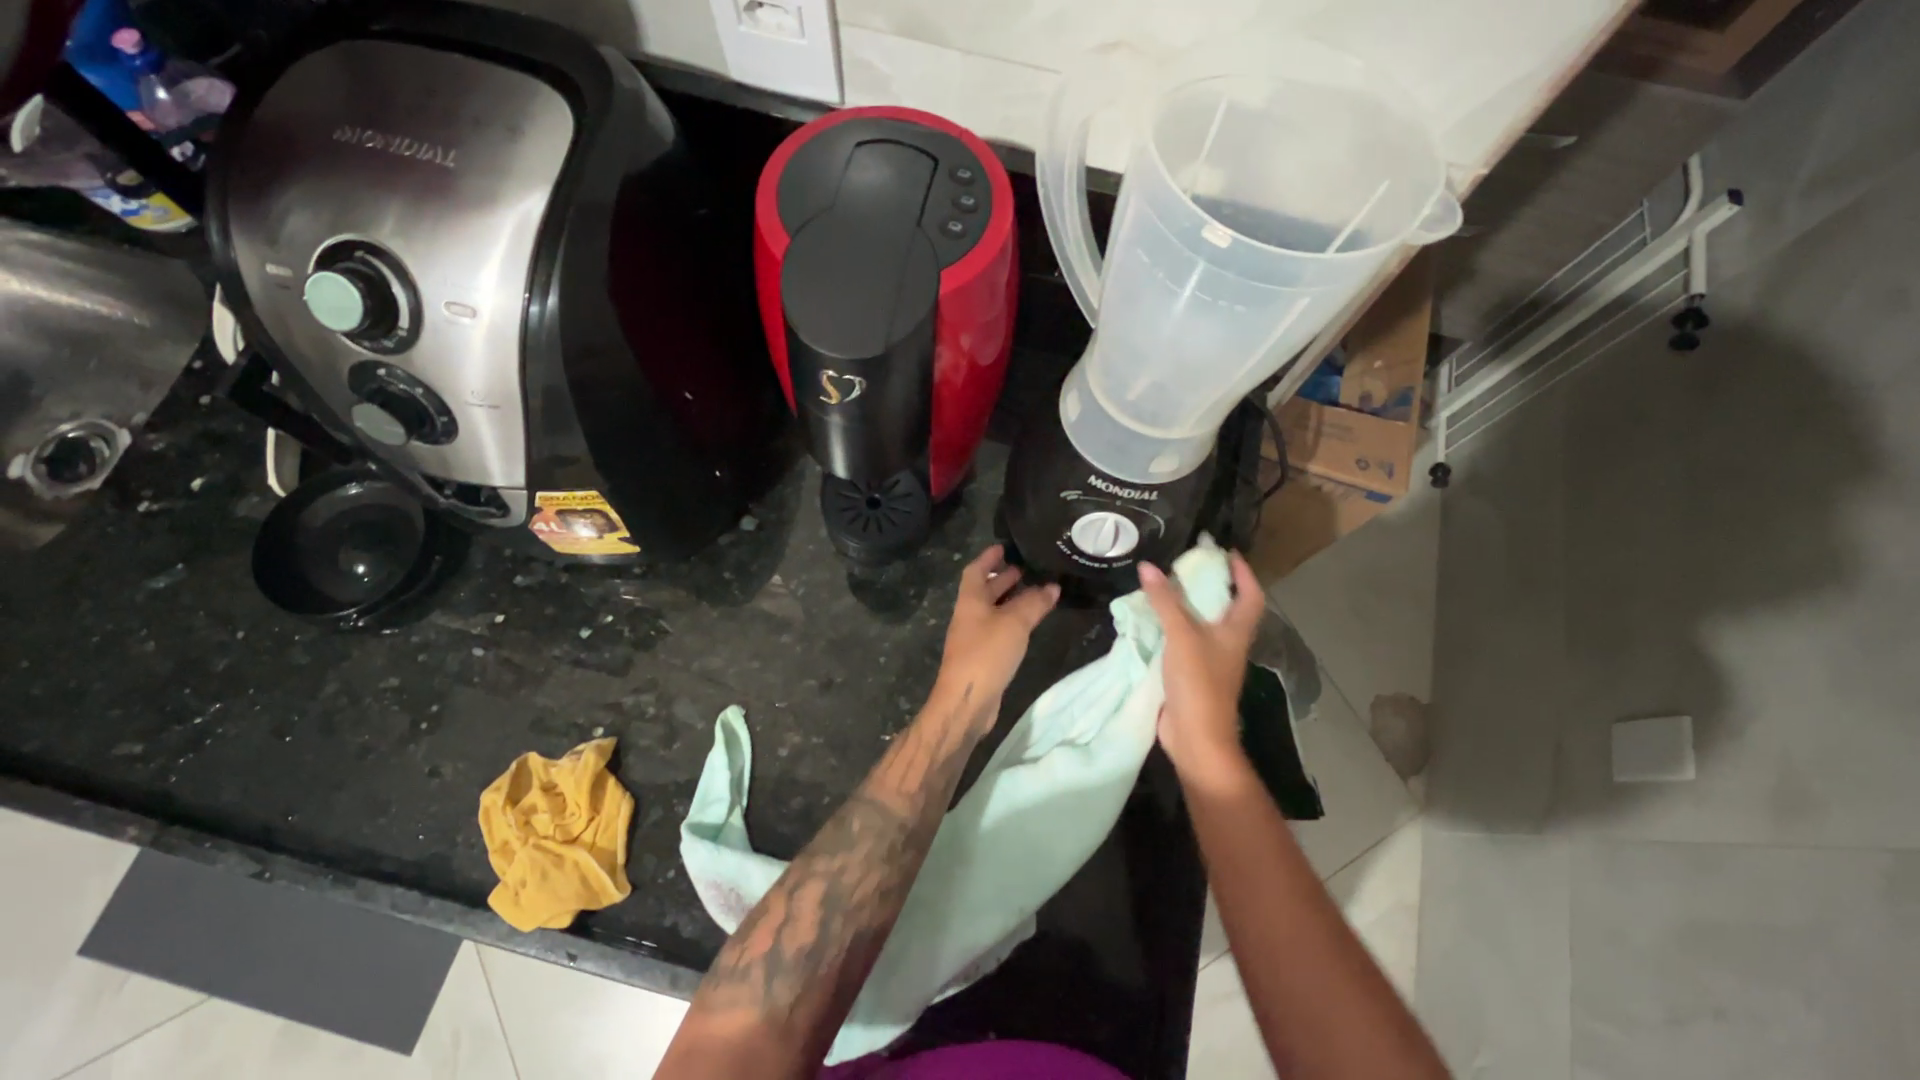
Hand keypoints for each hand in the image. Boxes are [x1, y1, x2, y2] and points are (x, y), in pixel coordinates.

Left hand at [933, 545, 1059, 732]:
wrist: (967, 701)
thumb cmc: (986, 653)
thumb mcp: (1014, 623)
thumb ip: (1033, 603)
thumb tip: (1052, 586)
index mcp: (970, 601)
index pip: (976, 571)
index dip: (988, 558)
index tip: (1005, 547)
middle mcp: (969, 616)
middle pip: (985, 591)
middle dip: (1004, 579)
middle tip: (1029, 569)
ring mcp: (975, 639)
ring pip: (994, 612)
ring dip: (1012, 601)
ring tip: (1037, 593)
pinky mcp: (983, 658)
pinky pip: (1000, 632)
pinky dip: (1014, 623)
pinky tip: (1030, 625)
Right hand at [1138, 552, 1264, 787]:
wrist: (1195, 735)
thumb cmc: (1199, 681)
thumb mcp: (1181, 635)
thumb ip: (1165, 601)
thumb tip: (1147, 567)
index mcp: (1237, 631)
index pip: (1250, 594)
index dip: (1243, 573)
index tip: (1225, 553)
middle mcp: (1227, 643)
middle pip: (1226, 608)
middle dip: (1210, 586)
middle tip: (1186, 565)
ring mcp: (1210, 660)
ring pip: (1202, 625)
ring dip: (1187, 607)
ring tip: (1165, 586)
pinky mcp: (1190, 674)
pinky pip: (1182, 643)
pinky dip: (1170, 629)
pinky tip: (1151, 621)